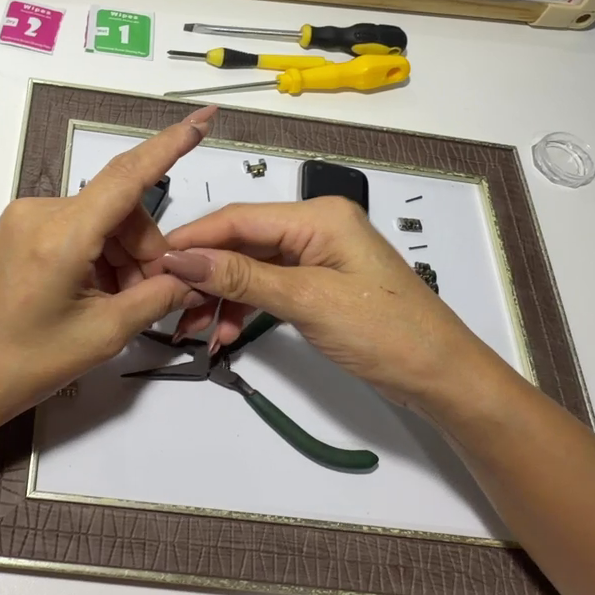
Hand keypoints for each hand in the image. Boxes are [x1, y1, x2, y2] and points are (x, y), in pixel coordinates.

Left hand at [0, 105, 217, 435]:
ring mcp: (24, 220)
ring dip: (121, 257)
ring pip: (99, 221)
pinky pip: (74, 231)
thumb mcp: (101, 335)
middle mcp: (40, 212)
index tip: (202, 117)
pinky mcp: (16, 233)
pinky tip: (97, 297)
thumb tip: (190, 279)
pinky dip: (96, 257)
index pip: (128, 176)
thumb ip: (154, 298)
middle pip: (119, 208)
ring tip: (120, 308)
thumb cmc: (21, 364)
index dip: (170, 146)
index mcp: (61, 232)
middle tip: (152, 298)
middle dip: (145, 248)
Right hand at [154, 198, 504, 410]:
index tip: (152, 262)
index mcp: (318, 216)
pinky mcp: (319, 283)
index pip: (239, 219)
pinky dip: (244, 308)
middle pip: (242, 243)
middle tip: (167, 302)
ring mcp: (318, 256)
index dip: (193, 240)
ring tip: (191, 328)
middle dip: (204, 273)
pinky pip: (268, 287)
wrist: (443, 378)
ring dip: (220, 296)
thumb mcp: (307, 302)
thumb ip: (241, 277)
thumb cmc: (386, 333)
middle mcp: (315, 227)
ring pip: (251, 267)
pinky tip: (224, 333)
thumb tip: (181, 259)